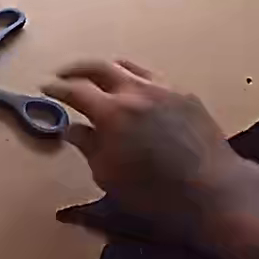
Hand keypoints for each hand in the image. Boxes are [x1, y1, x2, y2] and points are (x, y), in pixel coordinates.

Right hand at [42, 60, 258, 240]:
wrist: (213, 190)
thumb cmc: (154, 192)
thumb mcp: (109, 175)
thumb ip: (88, 146)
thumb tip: (73, 129)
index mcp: (112, 112)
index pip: (75, 91)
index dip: (56, 89)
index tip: (45, 88)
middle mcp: (136, 91)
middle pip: (99, 67)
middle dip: (77, 69)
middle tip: (64, 75)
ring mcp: (164, 88)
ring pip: (128, 66)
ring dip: (107, 69)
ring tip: (97, 77)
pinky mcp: (185, 94)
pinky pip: (152, 77)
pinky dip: (134, 79)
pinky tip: (134, 93)